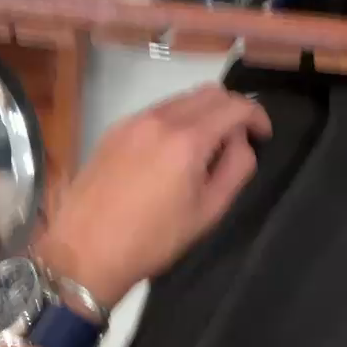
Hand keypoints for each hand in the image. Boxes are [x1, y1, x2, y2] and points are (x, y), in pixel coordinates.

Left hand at [35, 84, 271, 309]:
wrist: (83, 254)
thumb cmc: (153, 239)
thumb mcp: (208, 211)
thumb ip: (237, 168)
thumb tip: (241, 141)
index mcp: (188, 140)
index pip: (236, 106)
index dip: (257, 116)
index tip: (263, 135)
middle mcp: (161, 119)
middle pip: (211, 92)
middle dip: (232, 109)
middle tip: (238, 140)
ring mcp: (134, 121)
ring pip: (183, 98)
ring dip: (204, 113)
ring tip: (205, 149)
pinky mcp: (116, 129)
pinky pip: (159, 111)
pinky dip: (177, 120)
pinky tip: (172, 153)